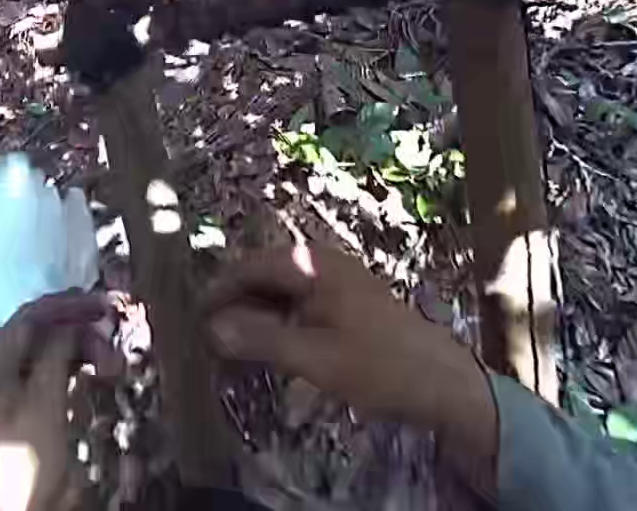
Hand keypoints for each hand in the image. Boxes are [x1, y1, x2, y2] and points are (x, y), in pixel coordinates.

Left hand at [0, 291, 115, 510]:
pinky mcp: (29, 406)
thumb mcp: (43, 397)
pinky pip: (55, 369)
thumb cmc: (26, 455)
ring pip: (53, 348)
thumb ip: (56, 350)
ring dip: (84, 345)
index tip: (102, 304)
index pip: (33, 314)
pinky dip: (78, 363)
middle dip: (79, 323)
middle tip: (112, 324)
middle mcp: (1, 366)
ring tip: (112, 359)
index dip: (68, 304)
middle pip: (43, 328)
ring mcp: (14, 387)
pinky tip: (100, 368)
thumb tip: (73, 324)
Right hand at [202, 241, 498, 482]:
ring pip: (281, 286)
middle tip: (211, 334)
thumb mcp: (315, 356)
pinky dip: (279, 317)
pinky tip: (272, 342)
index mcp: (313, 263)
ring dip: (257, 310)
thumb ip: (262, 339)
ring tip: (235, 342)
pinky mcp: (344, 295)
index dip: (221, 288)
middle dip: (236, 299)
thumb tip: (212, 327)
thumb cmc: (378, 364)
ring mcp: (335, 276)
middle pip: (265, 272)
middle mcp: (321, 259)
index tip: (195, 315)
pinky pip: (299, 298)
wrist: (441, 378)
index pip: (252, 265)